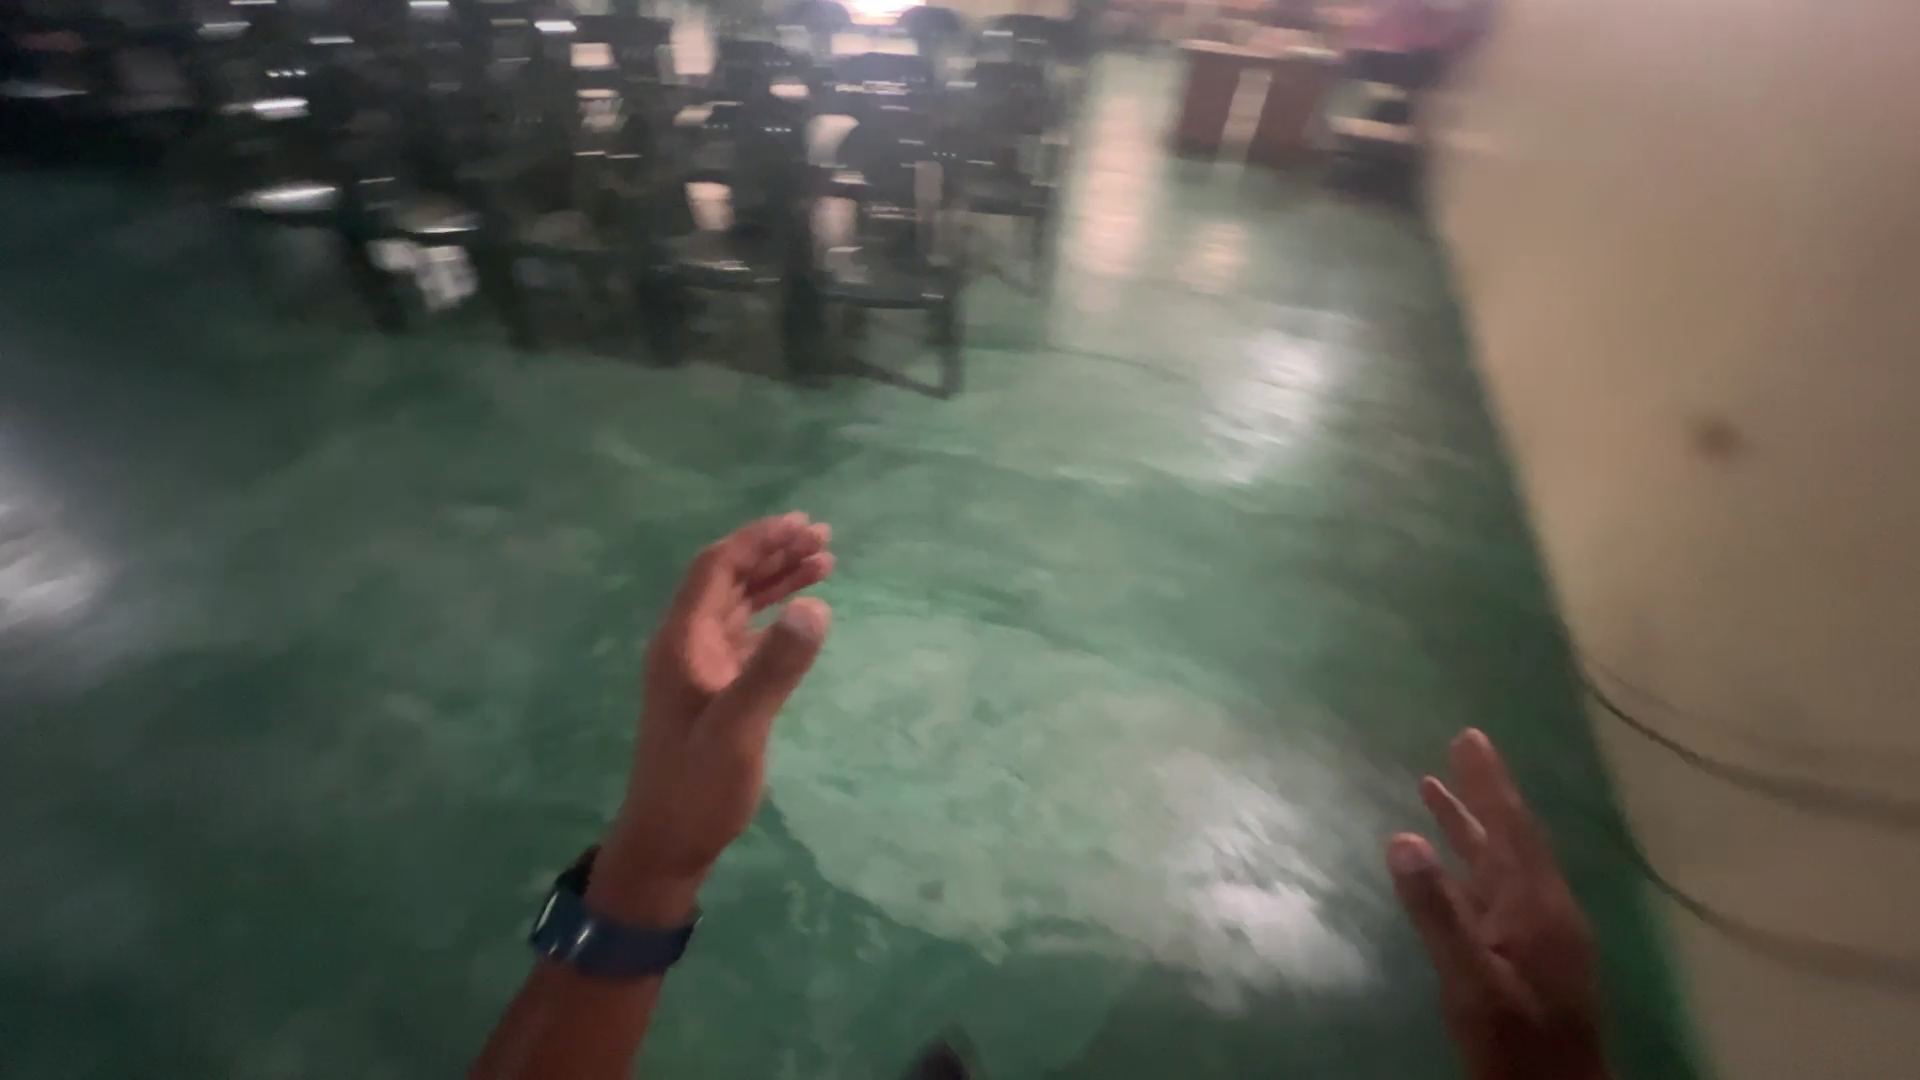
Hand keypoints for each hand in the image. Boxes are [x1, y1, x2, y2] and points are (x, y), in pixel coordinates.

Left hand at [589, 514, 834, 923]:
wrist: (670, 842)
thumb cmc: (699, 787)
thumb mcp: (739, 728)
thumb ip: (775, 667)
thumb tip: (816, 606)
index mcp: (682, 641)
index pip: (716, 568)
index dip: (756, 541)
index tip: (801, 526)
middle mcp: (687, 642)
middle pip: (729, 577)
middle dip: (773, 551)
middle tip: (822, 536)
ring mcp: (701, 663)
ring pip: (740, 601)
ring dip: (777, 578)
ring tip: (824, 559)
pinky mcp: (717, 683)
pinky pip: (747, 630)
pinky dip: (776, 612)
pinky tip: (803, 608)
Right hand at [1387, 730, 1611, 1079]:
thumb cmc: (1513, 1040)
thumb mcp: (1470, 979)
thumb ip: (1436, 910)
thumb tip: (1401, 838)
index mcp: (1539, 909)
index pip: (1512, 830)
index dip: (1490, 782)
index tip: (1469, 737)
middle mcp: (1542, 910)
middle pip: (1510, 837)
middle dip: (1483, 791)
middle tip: (1458, 745)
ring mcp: (1532, 932)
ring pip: (1498, 860)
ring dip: (1468, 822)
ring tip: (1432, 786)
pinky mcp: (1518, 949)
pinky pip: (1488, 885)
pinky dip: (1463, 857)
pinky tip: (1439, 852)